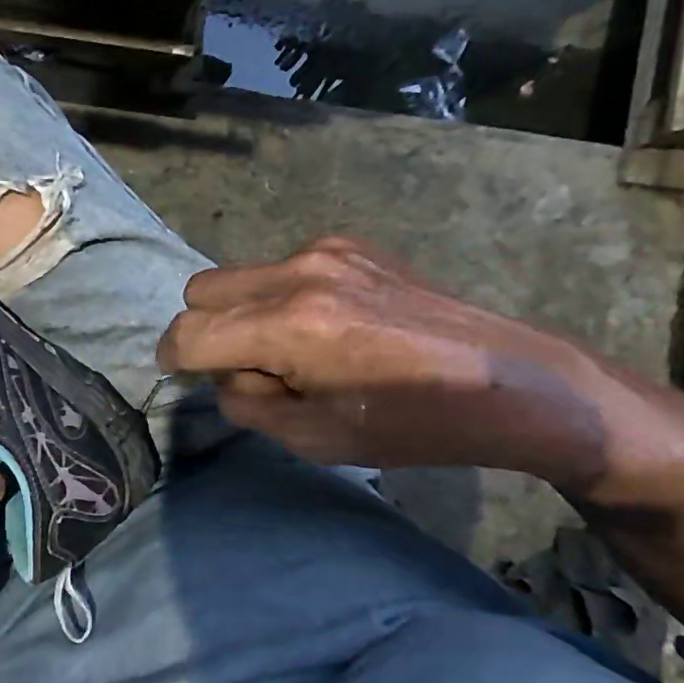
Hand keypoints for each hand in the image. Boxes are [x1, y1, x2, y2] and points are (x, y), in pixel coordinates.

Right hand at [157, 237, 619, 484]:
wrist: (508, 380)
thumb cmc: (413, 424)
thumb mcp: (316, 438)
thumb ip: (248, 402)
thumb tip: (224, 374)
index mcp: (290, 325)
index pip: (189, 332)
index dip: (175, 360)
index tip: (186, 376)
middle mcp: (299, 271)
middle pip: (201, 289)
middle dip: (206, 331)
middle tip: (250, 368)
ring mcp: (327, 249)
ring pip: (240, 275)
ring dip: (244, 312)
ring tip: (297, 348)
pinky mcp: (351, 243)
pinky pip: (284, 267)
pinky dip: (282, 296)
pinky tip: (332, 326)